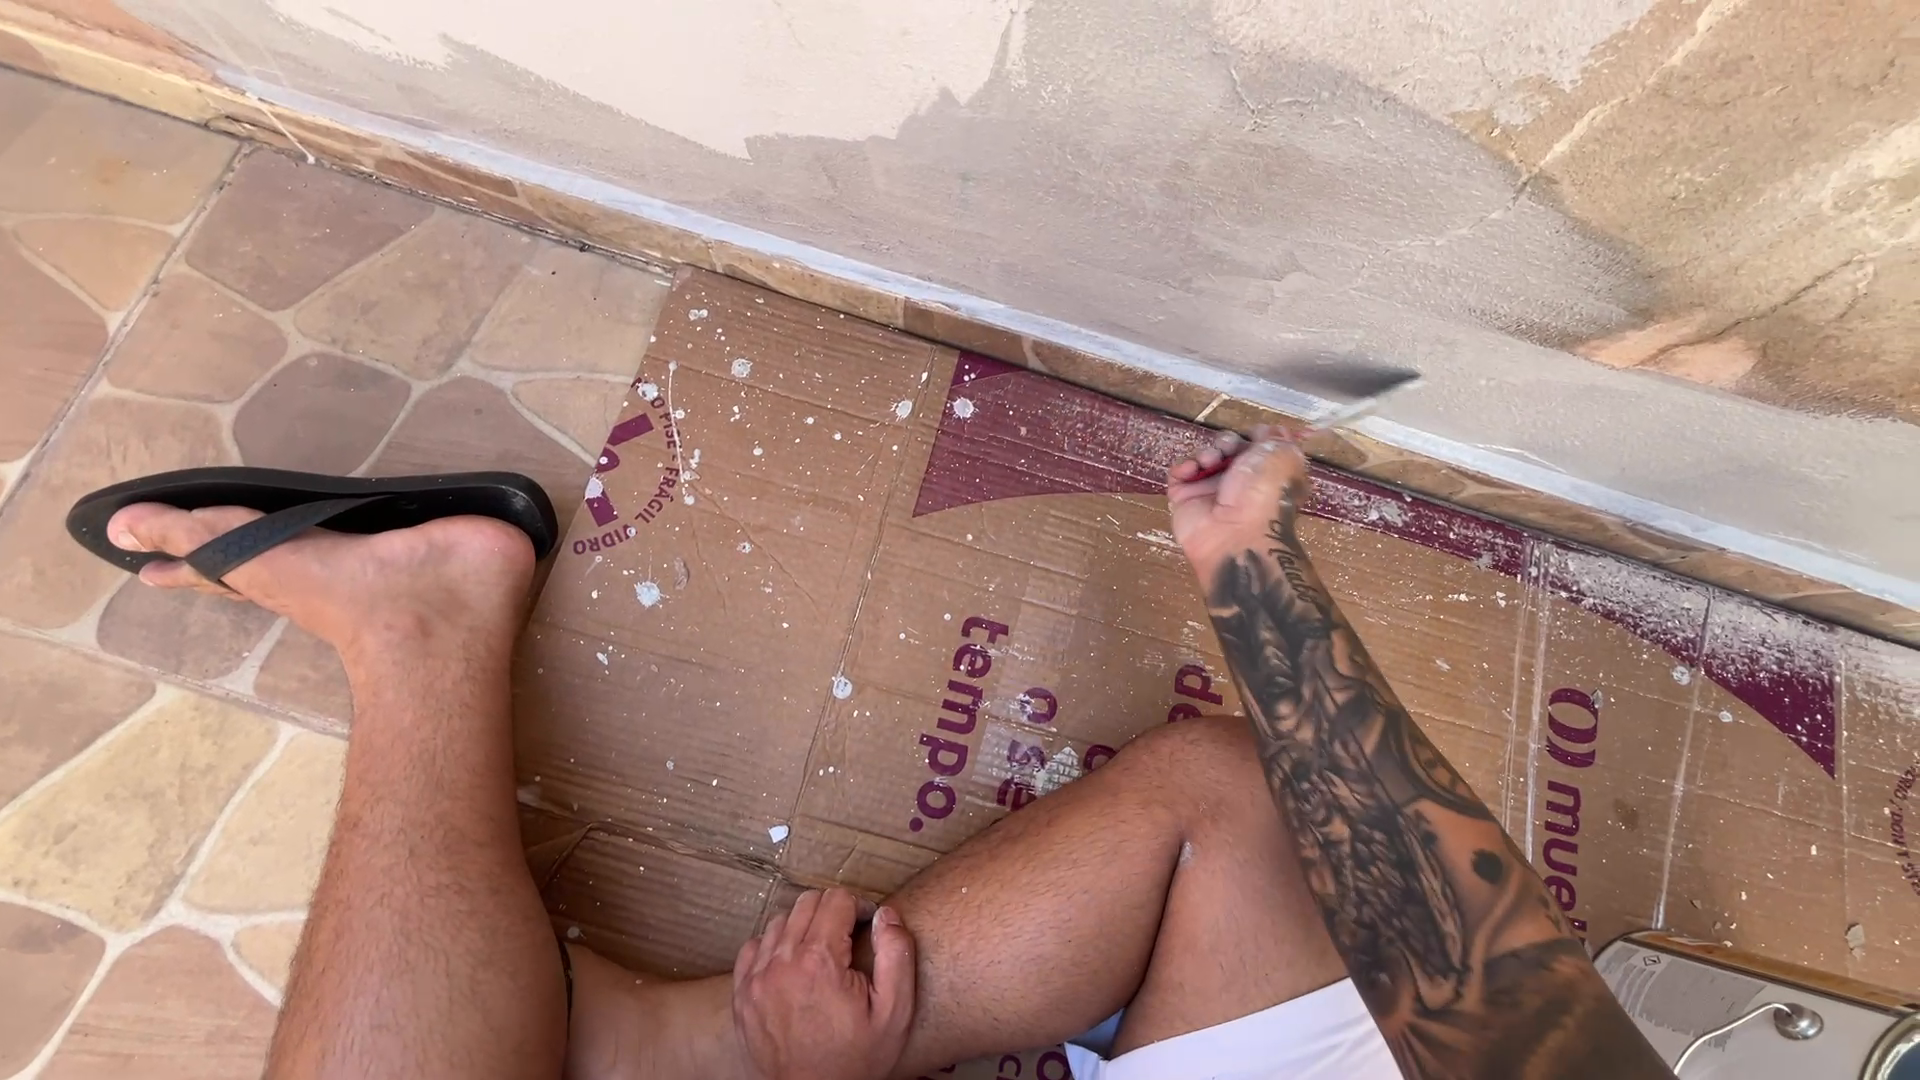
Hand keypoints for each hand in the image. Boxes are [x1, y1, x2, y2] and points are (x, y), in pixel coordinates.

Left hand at [731, 889, 916, 1079]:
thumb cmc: (856, 1060)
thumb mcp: (895, 1012)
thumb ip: (897, 954)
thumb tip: (885, 914)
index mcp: (820, 961)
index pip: (837, 899)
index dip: (859, 906)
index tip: (867, 925)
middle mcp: (782, 962)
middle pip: (808, 902)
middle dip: (832, 911)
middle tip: (847, 937)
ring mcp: (756, 978)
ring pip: (781, 920)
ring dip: (804, 926)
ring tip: (821, 952)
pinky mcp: (741, 994)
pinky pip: (754, 945)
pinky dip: (774, 945)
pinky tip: (792, 964)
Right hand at [1168, 424, 1310, 580]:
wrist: (1235, 533)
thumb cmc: (1264, 493)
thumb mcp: (1284, 457)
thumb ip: (1275, 437)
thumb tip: (1264, 430)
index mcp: (1266, 475)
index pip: (1255, 446)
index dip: (1253, 436)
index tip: (1253, 435)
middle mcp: (1239, 482)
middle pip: (1227, 448)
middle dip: (1227, 442)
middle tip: (1228, 449)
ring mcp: (1209, 491)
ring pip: (1202, 457)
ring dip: (1206, 453)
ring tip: (1209, 463)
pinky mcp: (1184, 499)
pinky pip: (1178, 473)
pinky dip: (1183, 467)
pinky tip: (1192, 470)